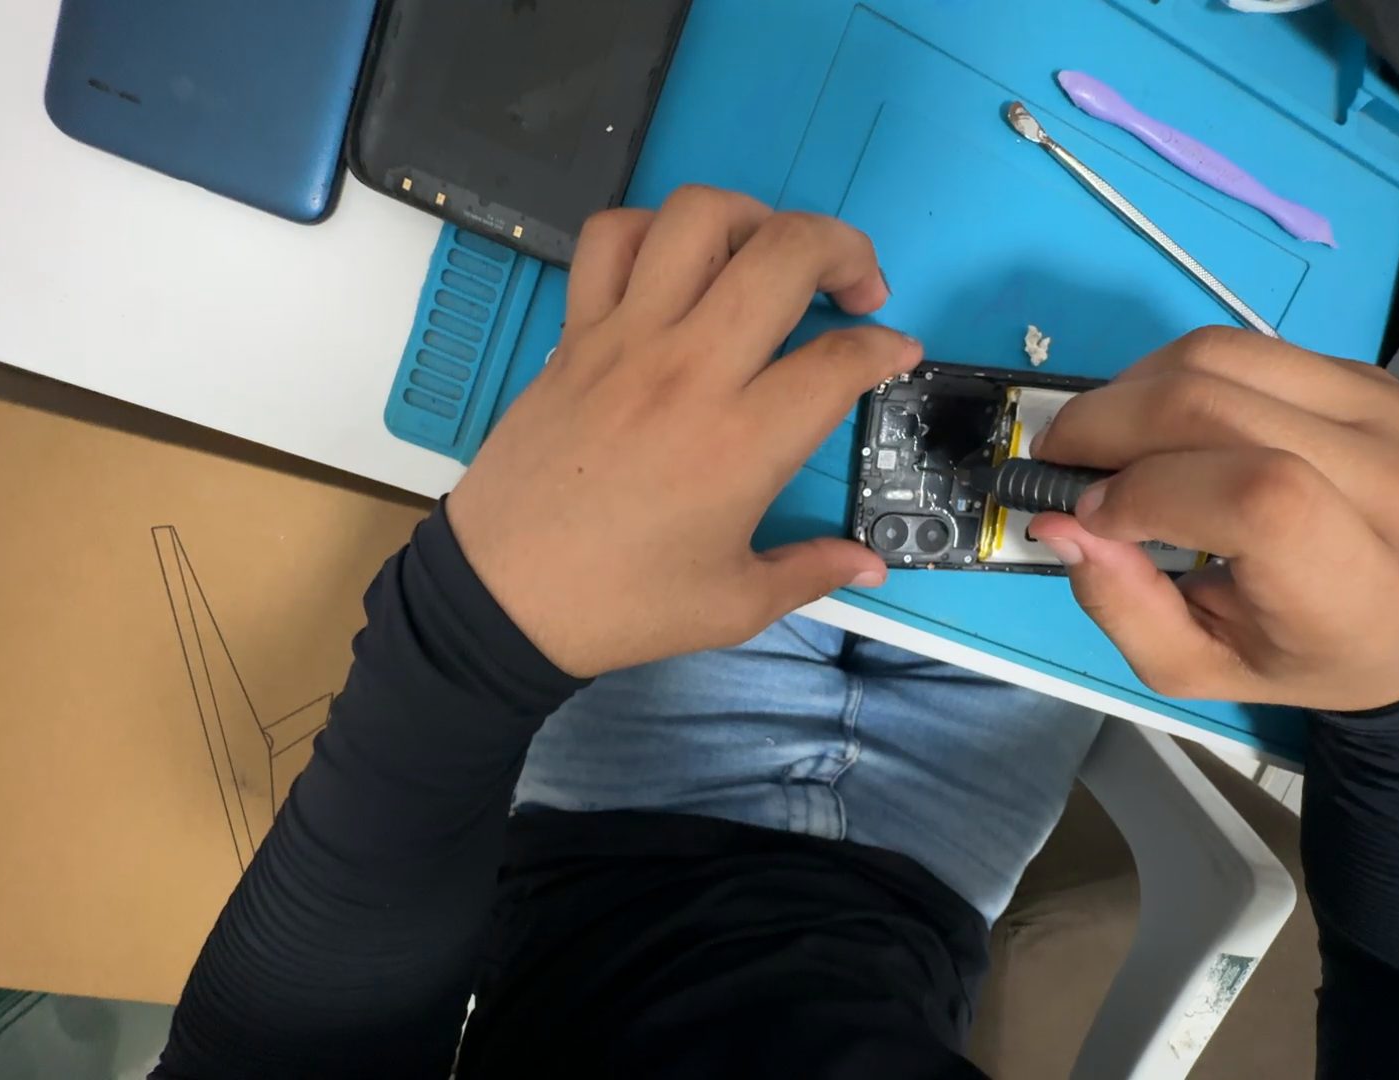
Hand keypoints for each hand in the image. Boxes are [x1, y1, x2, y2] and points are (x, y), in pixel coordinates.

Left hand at [446, 186, 921, 676]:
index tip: (895, 353)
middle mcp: (691, 370)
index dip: (886, 348)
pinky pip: (611, 240)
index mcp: (743, 442)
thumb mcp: (733, 605)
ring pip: (699, 219)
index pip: (840, 361)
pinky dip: (653, 229)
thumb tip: (868, 567)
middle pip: (786, 254)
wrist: (503, 598)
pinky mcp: (576, 336)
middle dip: (846, 250)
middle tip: (857, 286)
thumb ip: (812, 573)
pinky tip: (677, 265)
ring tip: (770, 258)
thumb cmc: (622, 604)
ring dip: (756, 219)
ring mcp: (626, 340)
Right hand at [1026, 327, 1398, 711]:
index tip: (1087, 516)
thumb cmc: (1296, 658)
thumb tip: (1054, 523)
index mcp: (1359, 586)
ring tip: (1102, 437)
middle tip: (1057, 456)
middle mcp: (1396, 483)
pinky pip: (1243, 351)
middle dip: (1103, 423)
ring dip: (1128, 390)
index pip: (1256, 497)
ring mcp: (1394, 416)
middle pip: (1217, 406)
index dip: (1148, 491)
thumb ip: (1120, 606)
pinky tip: (1156, 421)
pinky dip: (1169, 376)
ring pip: (1219, 358)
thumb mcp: (1194, 667)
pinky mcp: (1376, 381)